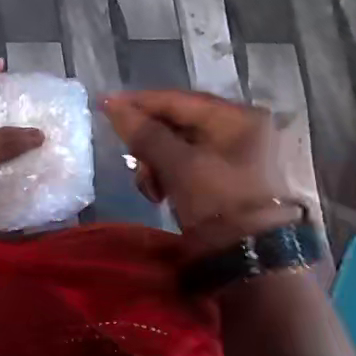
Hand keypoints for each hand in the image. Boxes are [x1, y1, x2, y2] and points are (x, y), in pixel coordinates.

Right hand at [102, 90, 299, 251]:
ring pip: (178, 148)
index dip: (140, 103)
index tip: (106, 105)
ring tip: (150, 189)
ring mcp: (233, 157)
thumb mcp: (180, 166)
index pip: (180, 100)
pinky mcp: (223, 181)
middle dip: (149, 145)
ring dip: (156, 165)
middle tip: (134, 163)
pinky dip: (168, 177)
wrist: (249, 254)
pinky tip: (160, 195)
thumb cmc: (218, 202)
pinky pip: (185, 167)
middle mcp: (240, 130)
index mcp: (239, 117)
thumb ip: (146, 135)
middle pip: (178, 125)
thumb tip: (112, 106)